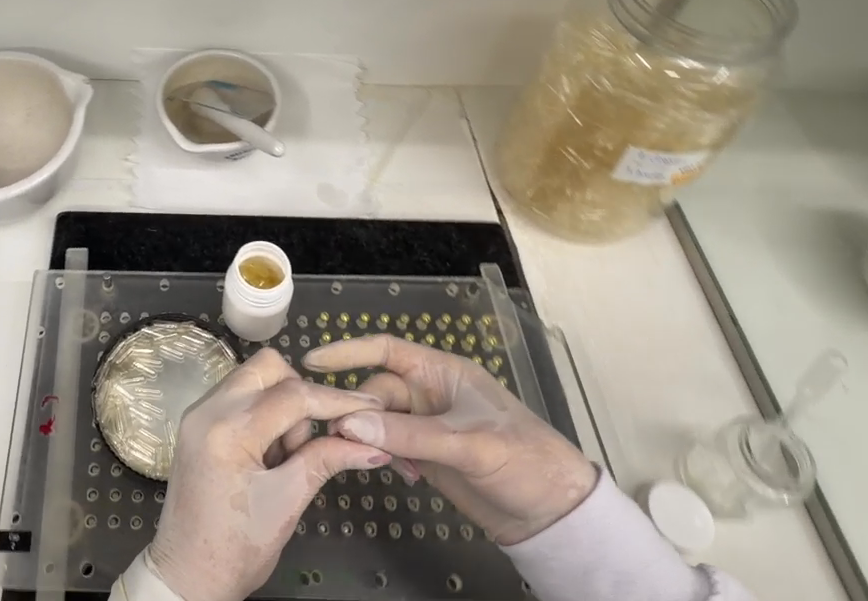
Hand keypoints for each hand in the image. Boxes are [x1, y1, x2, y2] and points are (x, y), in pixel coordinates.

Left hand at [143, 348, 390, 600]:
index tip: (370, 408)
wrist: (187, 575)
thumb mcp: (287, 503)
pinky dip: (263, 410)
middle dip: (301, 394)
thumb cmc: (236, 548)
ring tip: (285, 456)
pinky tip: (269, 451)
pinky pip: (239, 393)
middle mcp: (208, 408)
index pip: (292, 395)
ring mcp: (198, 411)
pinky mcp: (198, 420)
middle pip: (268, 368)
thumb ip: (326, 460)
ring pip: (253, 376)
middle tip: (310, 440)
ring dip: (281, 403)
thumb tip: (373, 445)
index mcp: (228, 430)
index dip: (335, 400)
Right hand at [303, 335, 596, 544]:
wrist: (556, 516)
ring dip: (369, 437)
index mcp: (441, 372)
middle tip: (338, 434)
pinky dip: (384, 456)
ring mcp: (427, 425)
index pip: (385, 350)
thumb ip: (409, 434)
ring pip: (379, 420)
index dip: (347, 351)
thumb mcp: (469, 445)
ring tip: (365, 457)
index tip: (312, 360)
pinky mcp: (428, 455)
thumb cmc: (525, 461)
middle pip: (376, 390)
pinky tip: (398, 474)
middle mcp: (430, 393)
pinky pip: (390, 446)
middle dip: (357, 409)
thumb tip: (348, 422)